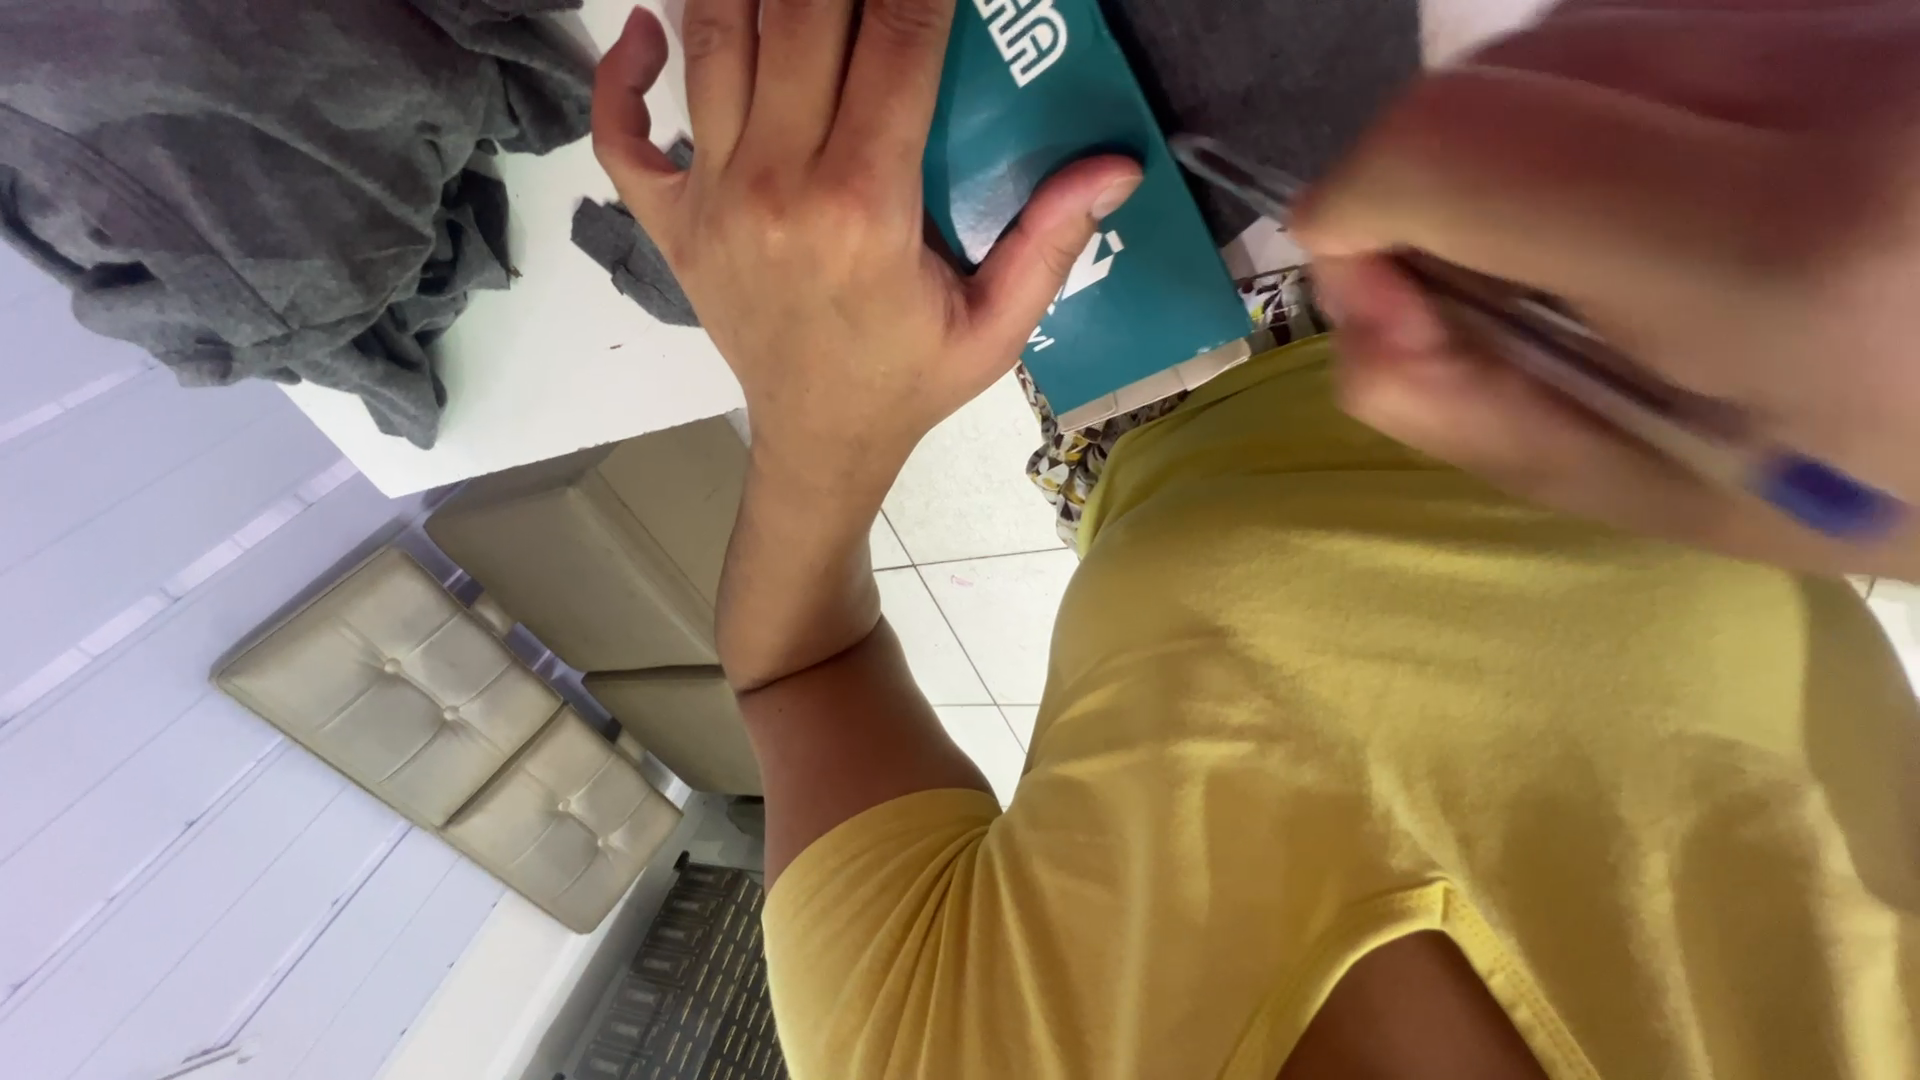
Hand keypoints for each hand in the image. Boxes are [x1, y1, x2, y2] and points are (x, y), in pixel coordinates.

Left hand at [591, 2, 1141, 499]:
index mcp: (864, 208)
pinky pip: (620, 134)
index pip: (897, 40)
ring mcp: (711, 200)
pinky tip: (647, 34)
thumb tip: (1120, 166)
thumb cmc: (909, 385)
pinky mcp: (672, 225)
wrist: (821, 443)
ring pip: (711, 38)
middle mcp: (777, 184)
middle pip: (797, 10)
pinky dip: (619, 75)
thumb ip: (1050, 244)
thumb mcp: (995, 330)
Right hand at [1295, 0, 1919, 580]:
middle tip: (1470, 275)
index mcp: (1772, 246)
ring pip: (1570, 31)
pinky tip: (1665, 175)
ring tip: (1586, 233)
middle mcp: (1848, 76)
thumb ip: (1455, 402)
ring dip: (1512, 139)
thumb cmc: (1888, 479)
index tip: (1357, 271)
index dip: (1353, 203)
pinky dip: (1600, 103)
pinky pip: (1662, 18)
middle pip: (1496, 72)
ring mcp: (1887, 8)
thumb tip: (1350, 293)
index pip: (1450, 146)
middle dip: (1423, 177)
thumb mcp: (1637, 487)